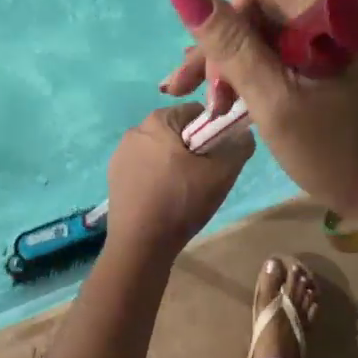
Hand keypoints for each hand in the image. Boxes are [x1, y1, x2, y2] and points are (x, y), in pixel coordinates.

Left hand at [104, 103, 252, 259]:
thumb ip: (239, 147)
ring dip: (173, 164)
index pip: (195, 113)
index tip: (216, 158)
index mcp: (158, 120)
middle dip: (192, 149)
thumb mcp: (222, 174)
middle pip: (176, 131)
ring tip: (183, 193)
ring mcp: (120, 154)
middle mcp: (135, 130)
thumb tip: (244, 134)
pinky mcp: (113, 176)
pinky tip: (163, 200)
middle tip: (203, 178)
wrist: (140, 244)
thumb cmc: (181, 201)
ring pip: (159, 150)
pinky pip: (143, 168)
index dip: (212, 133)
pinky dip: (156, 177)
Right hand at [164, 0, 357, 223]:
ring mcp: (329, 38)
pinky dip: (250, 75)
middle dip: (220, 51)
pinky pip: (276, 53)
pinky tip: (228, 101)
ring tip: (209, 106)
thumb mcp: (273, 99)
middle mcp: (328, 12)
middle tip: (197, 98)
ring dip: (229, 66)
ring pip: (260, 34)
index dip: (224, 28)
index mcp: (325, 10)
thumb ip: (230, 45)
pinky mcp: (326, 62)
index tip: (216, 83)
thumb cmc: (332, 152)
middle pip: (254, 11)